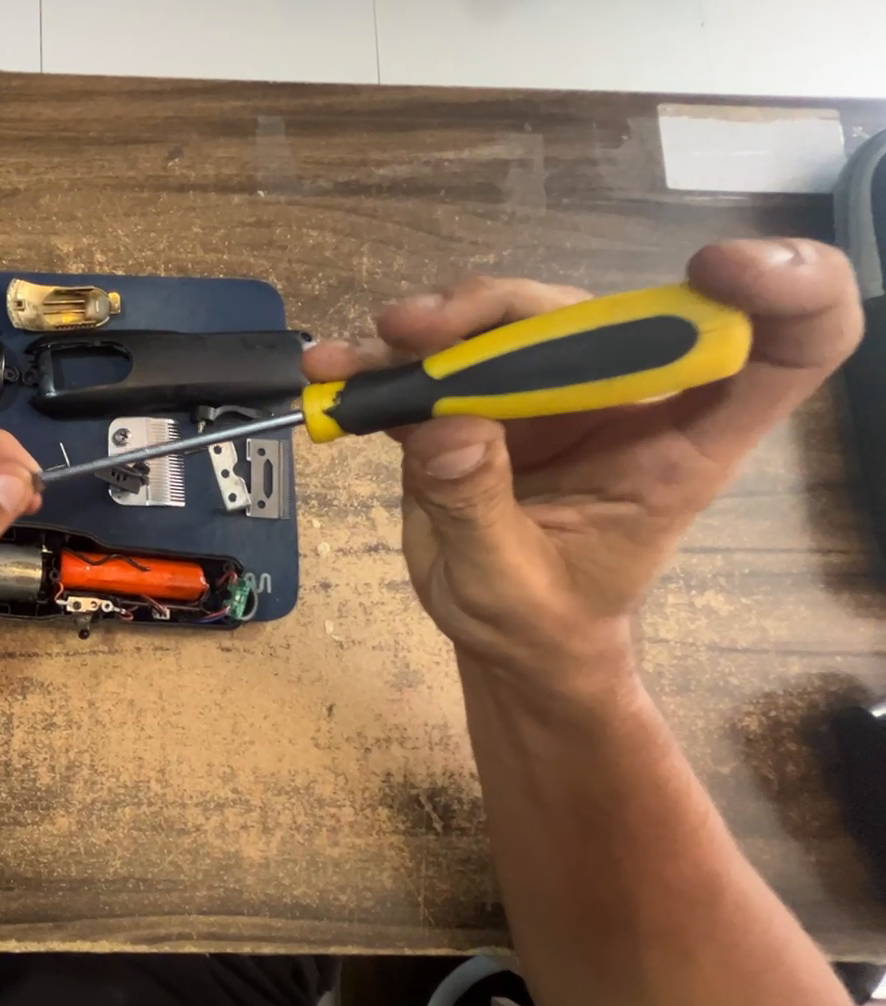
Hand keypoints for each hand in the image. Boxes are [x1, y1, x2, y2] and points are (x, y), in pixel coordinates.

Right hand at [304, 239, 862, 684]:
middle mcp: (612, 404)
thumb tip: (447, 428)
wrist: (500, 634)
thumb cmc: (538, 622)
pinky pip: (428, 372)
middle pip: (580, 320)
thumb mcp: (509, 583)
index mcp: (675, 444)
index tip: (714, 266)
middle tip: (411, 333)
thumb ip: (478, 510)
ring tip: (344, 359)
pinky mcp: (471, 411)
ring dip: (415, 337)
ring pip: (491, 330)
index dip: (778, 290)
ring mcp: (536, 402)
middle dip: (494, 312)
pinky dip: (376, 371)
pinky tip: (331, 376)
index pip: (778, 348)